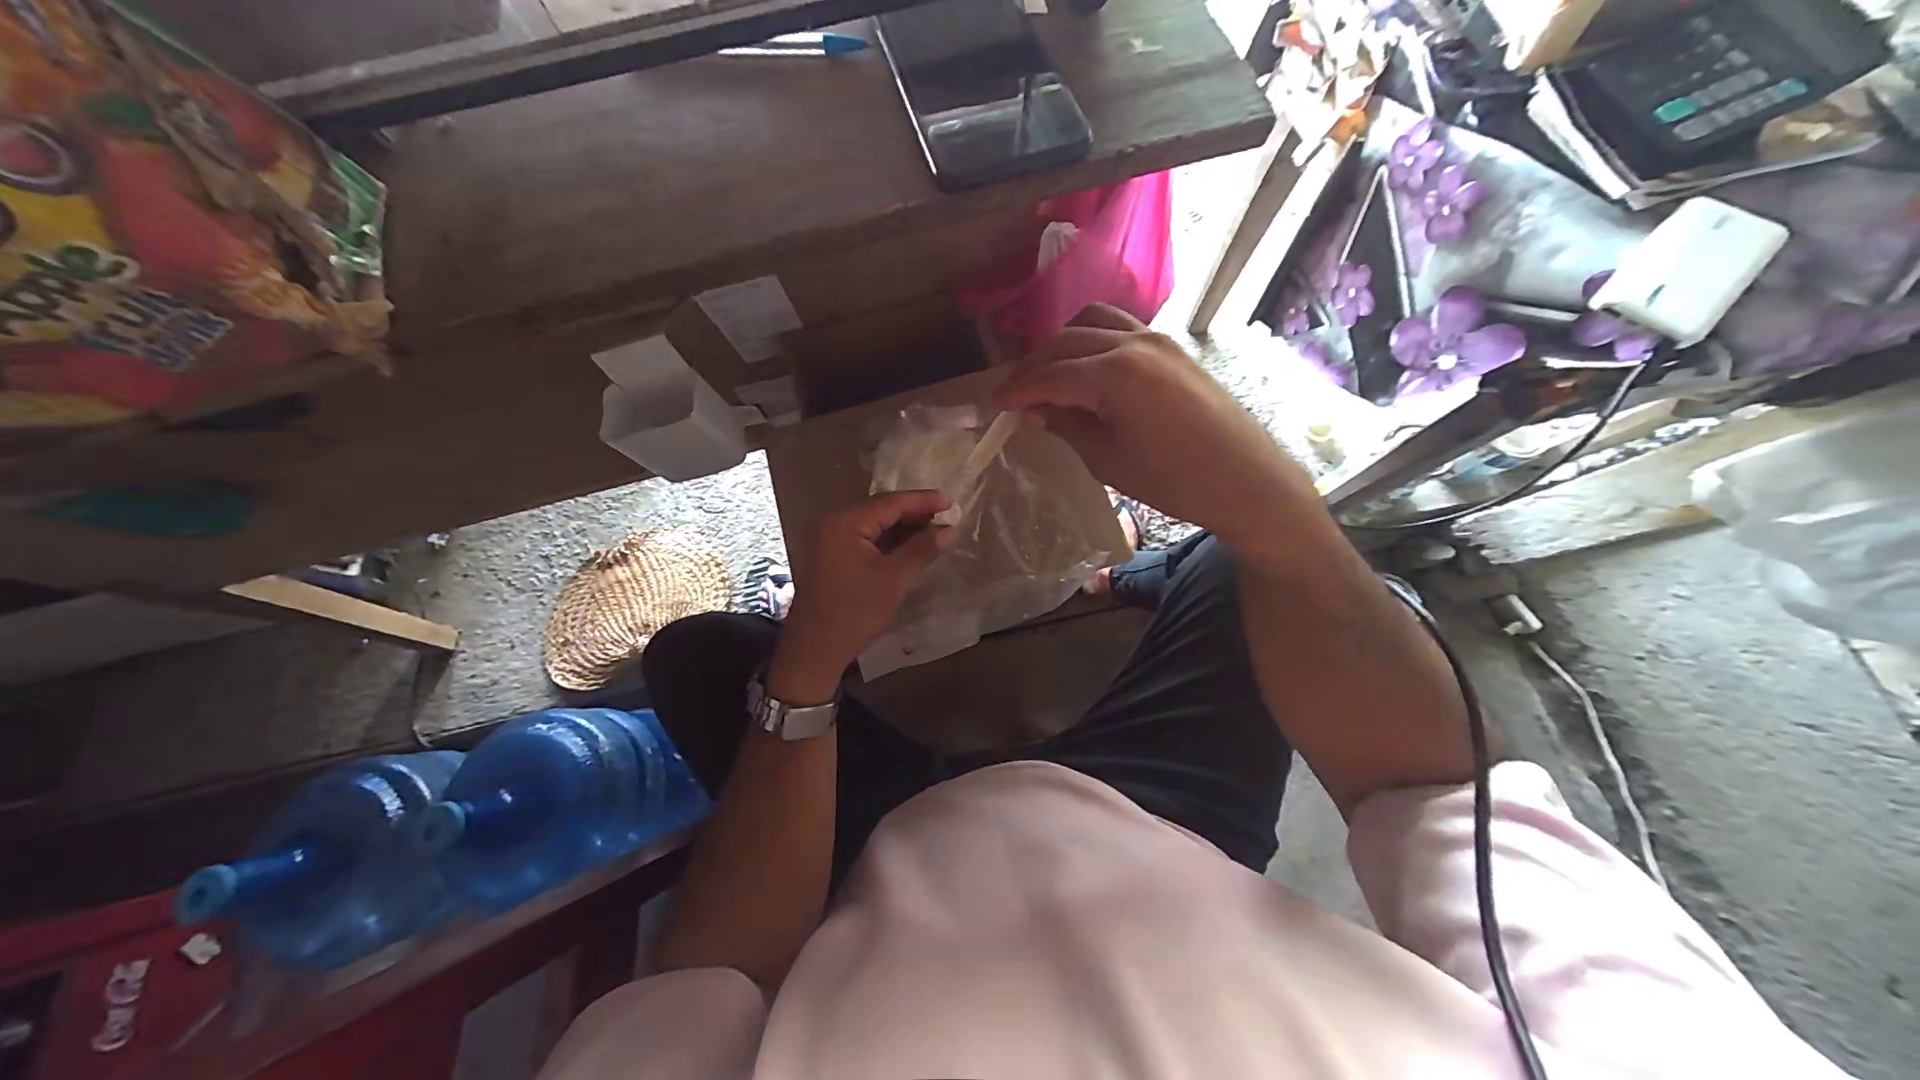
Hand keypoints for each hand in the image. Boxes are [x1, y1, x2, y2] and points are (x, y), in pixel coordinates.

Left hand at [767, 490, 955, 702]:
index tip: (950, 502)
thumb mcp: (893, 579)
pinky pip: (862, 538)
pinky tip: (908, 546)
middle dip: (913, 514)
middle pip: (879, 509)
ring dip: (901, 528)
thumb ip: (921, 549)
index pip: (889, 503)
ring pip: (872, 524)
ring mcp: (827, 538)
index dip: (922, 501)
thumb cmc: (855, 612)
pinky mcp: (829, 554)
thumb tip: (950, 529)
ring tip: (933, 532)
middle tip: (945, 518)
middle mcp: (832, 522)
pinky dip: (886, 540)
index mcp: (844, 523)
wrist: (816, 649)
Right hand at [992, 304, 1327, 558]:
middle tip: (1015, 392)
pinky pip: (1120, 327)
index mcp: (1113, 373)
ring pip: (1092, 322)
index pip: (1049, 375)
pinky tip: (1086, 365)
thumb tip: (1036, 409)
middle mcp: (1132, 343)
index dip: (1017, 390)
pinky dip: (1092, 338)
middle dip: (1034, 365)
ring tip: (1048, 372)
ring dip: (1062, 343)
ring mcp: (1156, 339)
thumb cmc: (1172, 479)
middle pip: (1065, 341)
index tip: (994, 404)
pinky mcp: (1171, 346)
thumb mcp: (1107, 459)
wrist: (1244, 478)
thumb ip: (1066, 425)